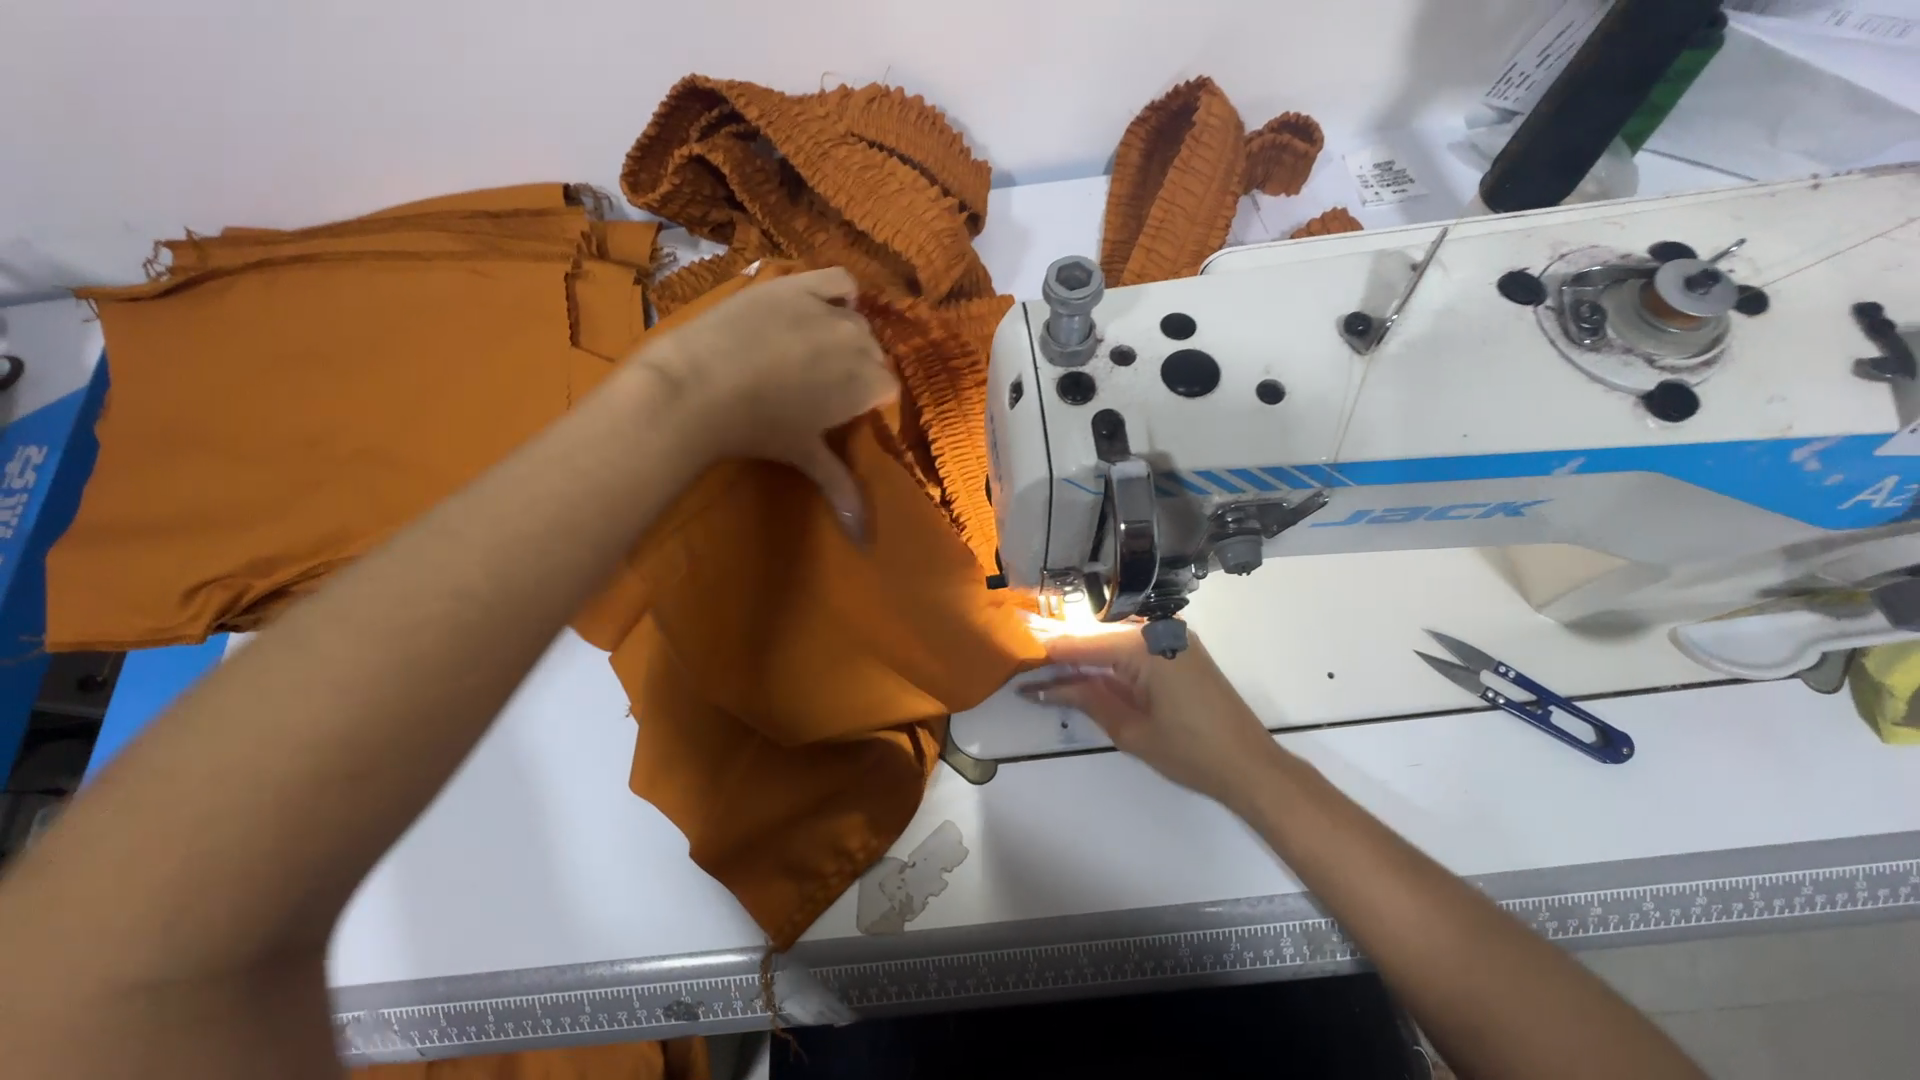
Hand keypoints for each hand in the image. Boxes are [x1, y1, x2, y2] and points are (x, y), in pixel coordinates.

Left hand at [635, 266, 897, 537]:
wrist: (697, 385)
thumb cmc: (756, 428)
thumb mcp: (804, 455)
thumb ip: (842, 488)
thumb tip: (866, 542)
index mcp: (867, 383)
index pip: (887, 387)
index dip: (866, 399)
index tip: (841, 411)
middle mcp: (859, 341)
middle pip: (873, 352)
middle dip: (856, 368)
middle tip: (820, 387)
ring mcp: (828, 309)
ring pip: (857, 321)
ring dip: (845, 334)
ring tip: (813, 352)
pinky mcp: (797, 284)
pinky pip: (838, 280)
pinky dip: (838, 293)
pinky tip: (821, 307)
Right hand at [1020, 630, 1289, 808]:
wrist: (1250, 765)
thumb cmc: (1190, 752)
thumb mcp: (1130, 729)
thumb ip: (1087, 699)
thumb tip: (1043, 687)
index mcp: (1143, 646)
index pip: (1081, 643)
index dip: (1046, 653)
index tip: (1014, 658)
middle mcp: (1157, 630)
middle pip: (1097, 635)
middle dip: (1062, 652)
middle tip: (1026, 666)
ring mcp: (1173, 637)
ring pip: (1114, 640)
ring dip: (1085, 655)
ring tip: (1048, 671)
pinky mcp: (1182, 650)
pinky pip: (1135, 647)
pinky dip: (1110, 660)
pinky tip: (1087, 672)